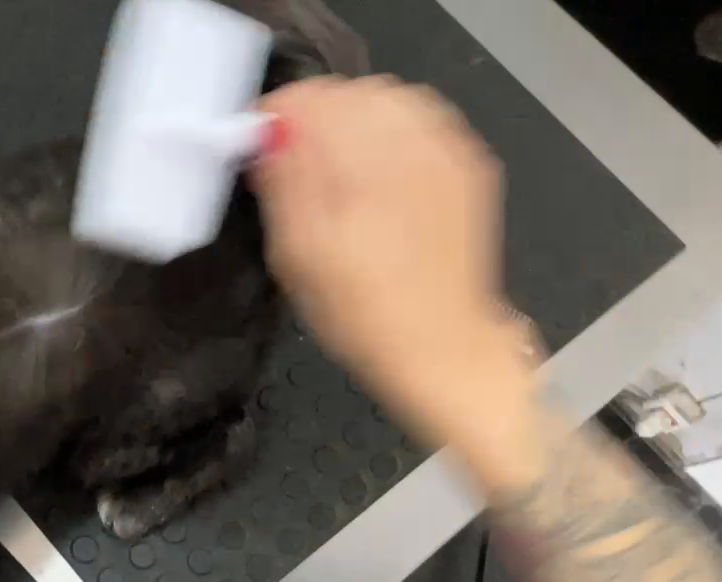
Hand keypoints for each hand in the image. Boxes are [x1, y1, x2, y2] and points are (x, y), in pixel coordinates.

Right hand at [250, 76, 531, 450]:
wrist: (438, 347)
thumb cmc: (360, 314)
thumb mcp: (297, 256)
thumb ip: (282, 184)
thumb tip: (266, 134)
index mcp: (364, 160)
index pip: (309, 98)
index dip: (274, 121)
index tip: (256, 152)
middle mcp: (412, 140)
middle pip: (350, 93)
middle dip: (313, 122)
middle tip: (289, 171)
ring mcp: (446, 151)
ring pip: (386, 103)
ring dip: (350, 128)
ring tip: (332, 179)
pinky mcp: (465, 169)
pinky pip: (419, 126)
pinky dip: (387, 140)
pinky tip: (373, 185)